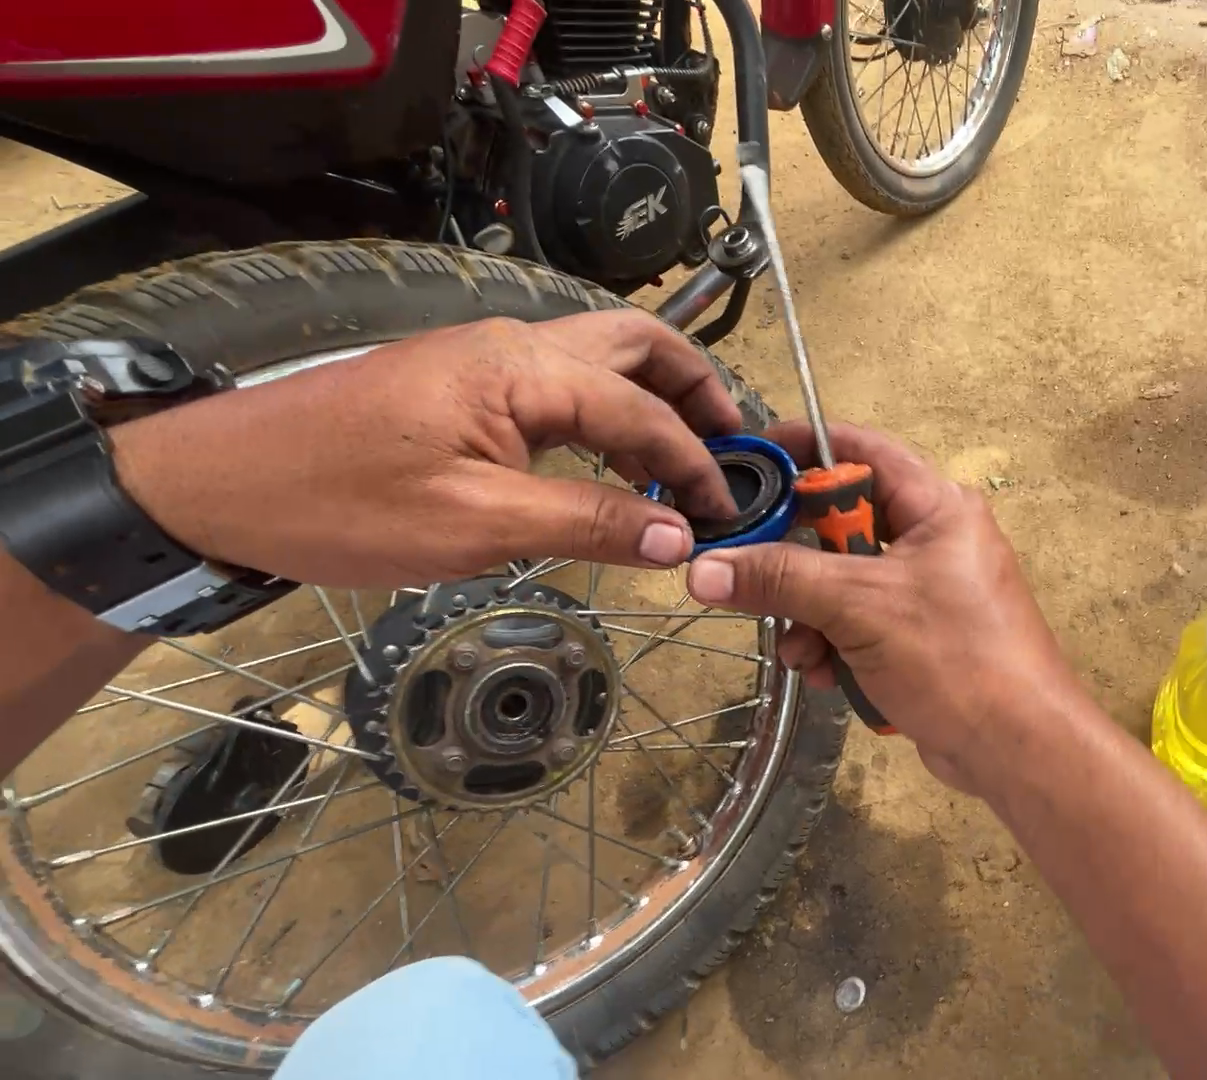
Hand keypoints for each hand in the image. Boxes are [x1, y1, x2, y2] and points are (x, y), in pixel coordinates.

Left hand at [110, 312, 740, 588]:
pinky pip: (573, 387)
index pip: (644, 413)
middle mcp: (520, 346)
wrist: (211, 486)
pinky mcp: (476, 385)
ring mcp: (495, 361)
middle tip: (732, 444)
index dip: (695, 465)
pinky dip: (616, 418)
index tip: (725, 513)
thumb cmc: (340, 504)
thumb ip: (590, 522)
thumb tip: (679, 539)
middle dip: (699, 389)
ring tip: (687, 463)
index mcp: (525, 369)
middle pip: (641, 343)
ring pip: (609, 358)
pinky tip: (622, 469)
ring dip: (660, 402)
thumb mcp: (477, 524)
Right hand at [684, 422, 1082, 793]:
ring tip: (801, 653)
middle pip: (843, 525)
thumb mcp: (861, 606)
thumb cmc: (952, 655)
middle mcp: (934, 539)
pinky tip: (826, 676)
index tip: (750, 458)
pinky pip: (860, 623)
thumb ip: (782, 580)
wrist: (1017, 747)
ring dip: (811, 617)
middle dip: (797, 563)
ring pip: (844, 582)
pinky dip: (836, 645)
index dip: (805, 446)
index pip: (863, 450)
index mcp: (936, 506)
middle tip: (751, 578)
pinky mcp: (919, 635)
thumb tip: (702, 568)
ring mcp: (927, 590)